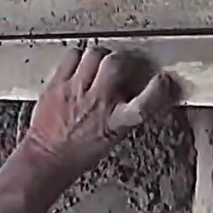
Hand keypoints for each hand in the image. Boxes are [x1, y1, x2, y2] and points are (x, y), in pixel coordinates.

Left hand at [19, 47, 175, 177]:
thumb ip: (128, 112)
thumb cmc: (80, 150)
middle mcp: (96, 104)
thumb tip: (141, 88)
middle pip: (116, 64)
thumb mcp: (114, 136)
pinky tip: (80, 67)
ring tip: (99, 66)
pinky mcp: (56, 84)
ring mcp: (74, 92)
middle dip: (123, 59)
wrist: (47, 158)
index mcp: (116, 123)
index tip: (165, 79)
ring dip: (101, 56)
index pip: (146, 102)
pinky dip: (79, 56)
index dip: (159, 88)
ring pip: (94, 54)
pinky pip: (72, 55)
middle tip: (123, 64)